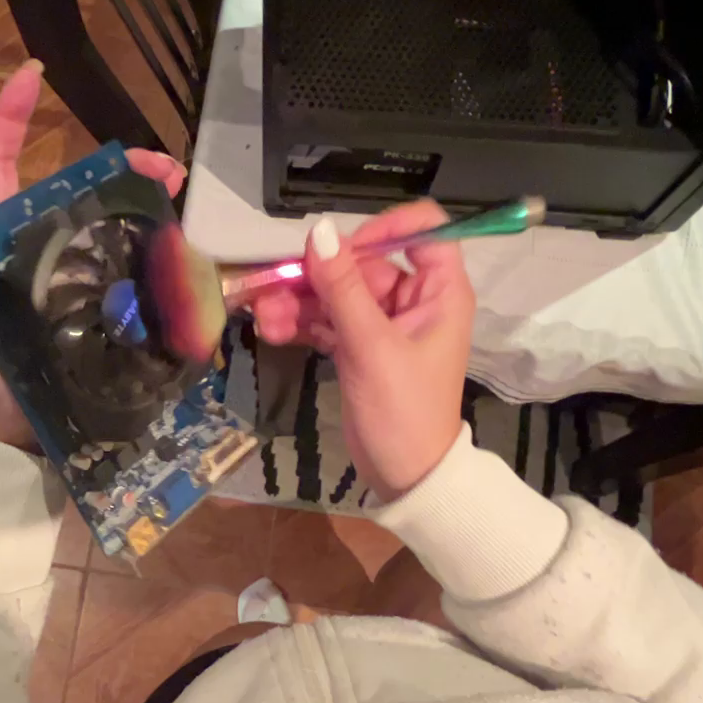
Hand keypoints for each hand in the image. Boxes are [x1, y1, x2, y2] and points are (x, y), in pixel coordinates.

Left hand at [0, 60, 186, 449]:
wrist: (24, 433)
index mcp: (0, 242)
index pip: (1, 168)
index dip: (12, 120)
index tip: (37, 76)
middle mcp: (43, 249)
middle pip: (77, 190)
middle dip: (118, 166)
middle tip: (162, 167)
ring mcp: (81, 277)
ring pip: (114, 223)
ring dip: (149, 203)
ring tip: (182, 194)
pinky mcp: (111, 308)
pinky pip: (138, 272)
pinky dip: (165, 255)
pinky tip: (191, 250)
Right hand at [254, 202, 474, 499]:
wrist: (404, 474)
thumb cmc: (403, 410)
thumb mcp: (372, 347)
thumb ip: (343, 289)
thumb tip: (320, 232)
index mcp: (439, 291)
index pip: (422, 231)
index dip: (384, 228)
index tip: (342, 246)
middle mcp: (413, 300)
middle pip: (364, 264)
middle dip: (319, 275)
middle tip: (276, 284)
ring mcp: (383, 324)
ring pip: (338, 294)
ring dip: (300, 301)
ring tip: (263, 315)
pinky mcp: (358, 347)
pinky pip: (328, 322)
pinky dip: (302, 324)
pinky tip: (272, 329)